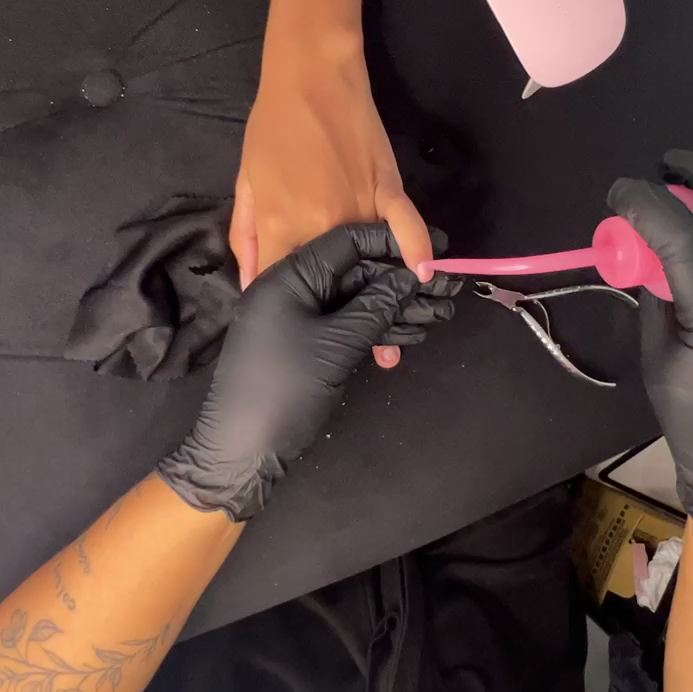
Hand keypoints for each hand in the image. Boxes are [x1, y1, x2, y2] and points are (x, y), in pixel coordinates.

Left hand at [158, 223, 459, 520]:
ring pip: (359, 303)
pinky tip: (415, 333)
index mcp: (289, 277)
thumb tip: (412, 276)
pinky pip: (350, 327)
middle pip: (358, 273)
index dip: (392, 242)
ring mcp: (303, 319)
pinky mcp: (311, 346)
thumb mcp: (335, 345)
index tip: (434, 248)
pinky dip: (381, 330)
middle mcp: (295, 289)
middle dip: (403, 281)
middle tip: (450, 286)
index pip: (346, 242)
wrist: (243, 450)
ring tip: (443, 312)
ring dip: (400, 308)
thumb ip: (376, 306)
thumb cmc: (283, 389)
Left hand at [231, 35, 434, 368]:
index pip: (286, 286)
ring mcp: (358, 206)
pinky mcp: (388, 188)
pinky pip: (406, 225)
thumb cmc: (271, 129)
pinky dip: (418, 250)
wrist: (310, 76)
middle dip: (350, 326)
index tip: (308, 344)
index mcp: (281, 226)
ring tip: (396, 337)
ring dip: (386, 302)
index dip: (296, 319)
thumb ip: (246, 239)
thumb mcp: (247, 186)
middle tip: (367, 356)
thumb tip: (250, 287)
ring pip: (374, 264)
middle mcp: (321, 225)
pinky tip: (428, 277)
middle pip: (336, 286)